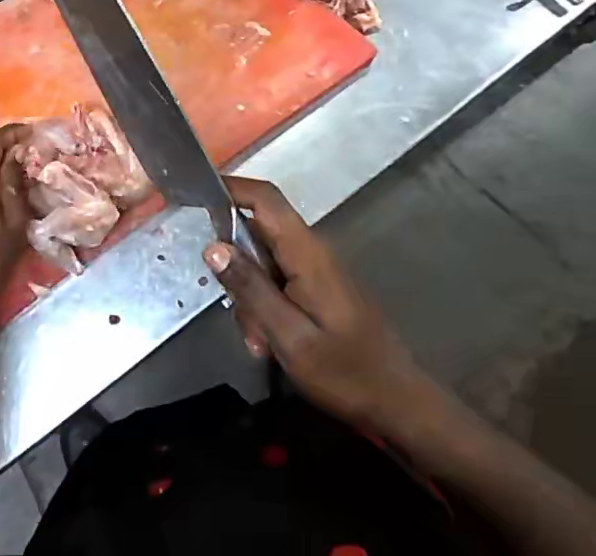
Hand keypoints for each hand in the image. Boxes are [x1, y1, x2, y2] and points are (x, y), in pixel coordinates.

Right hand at [203, 177, 434, 430]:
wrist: (402, 407)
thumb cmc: (348, 373)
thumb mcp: (290, 337)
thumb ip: (250, 289)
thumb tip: (212, 246)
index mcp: (307, 253)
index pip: (265, 198)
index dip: (229, 188)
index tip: (194, 199)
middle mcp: (311, 251)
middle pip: (255, 231)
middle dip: (234, 264)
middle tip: (235, 310)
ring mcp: (314, 268)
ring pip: (260, 259)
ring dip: (249, 292)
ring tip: (259, 339)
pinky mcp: (315, 285)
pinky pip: (274, 278)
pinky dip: (263, 303)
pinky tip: (269, 339)